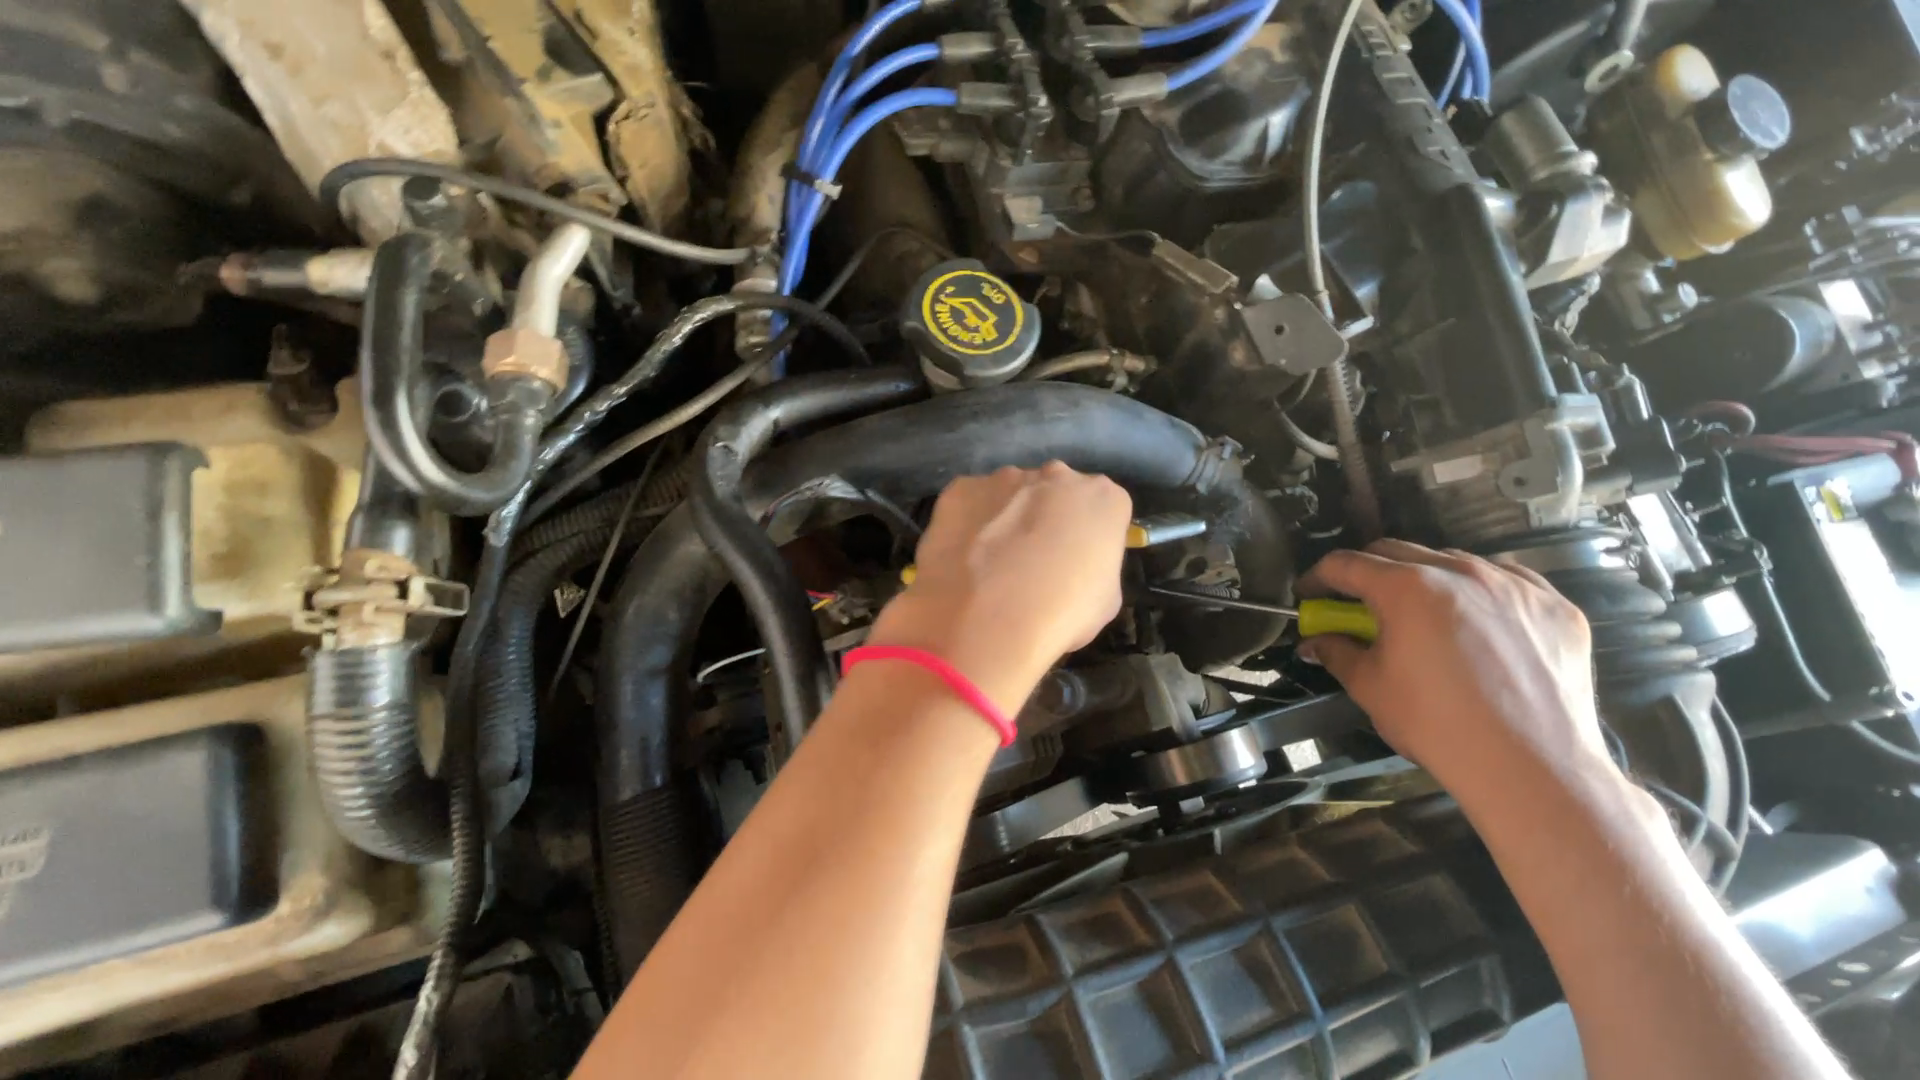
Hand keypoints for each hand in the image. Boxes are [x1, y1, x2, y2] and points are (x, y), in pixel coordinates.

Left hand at [868, 463, 1132, 711]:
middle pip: (1056, 492)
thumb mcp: (1104, 599)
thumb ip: (1094, 567)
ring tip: (991, 566)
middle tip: (1033, 562)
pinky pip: (970, 504)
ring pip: (1010, 494)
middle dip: (1047, 518)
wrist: (990, 618)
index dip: (1089, 538)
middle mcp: (1056, 475)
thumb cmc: (1063, 611)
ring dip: (1006, 519)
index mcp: (1103, 497)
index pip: (1104, 509)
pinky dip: (969, 524)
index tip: (1077, 563)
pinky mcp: (962, 488)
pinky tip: (963, 559)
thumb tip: (1073, 569)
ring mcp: (1005, 477)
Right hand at [1299, 540, 1610, 808]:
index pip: (1346, 564)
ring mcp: (1514, 584)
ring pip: (1455, 562)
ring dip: (1426, 579)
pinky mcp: (1555, 606)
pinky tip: (1480, 623)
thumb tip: (1315, 641)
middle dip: (1369, 573)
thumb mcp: (1370, 688)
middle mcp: (1460, 571)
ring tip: (1423, 614)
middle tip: (1358, 604)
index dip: (1318, 577)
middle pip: (1398, 552)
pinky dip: (1483, 594)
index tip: (1309, 595)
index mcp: (1407, 588)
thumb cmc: (1436, 725)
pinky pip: (1509, 582)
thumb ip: (1337, 653)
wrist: (1531, 767)